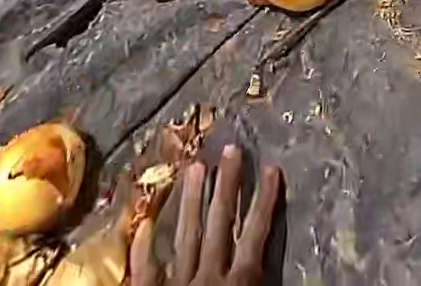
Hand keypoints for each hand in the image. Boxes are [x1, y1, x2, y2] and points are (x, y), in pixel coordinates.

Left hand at [130, 144, 281, 285]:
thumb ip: (259, 284)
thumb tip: (275, 268)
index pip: (256, 234)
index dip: (265, 200)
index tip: (272, 168)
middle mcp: (207, 280)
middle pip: (221, 224)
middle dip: (228, 185)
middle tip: (232, 148)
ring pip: (186, 237)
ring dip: (192, 201)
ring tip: (195, 166)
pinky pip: (145, 273)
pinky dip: (145, 248)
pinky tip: (145, 224)